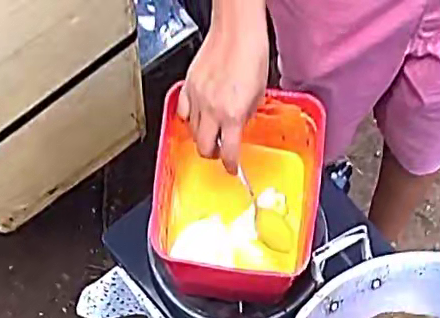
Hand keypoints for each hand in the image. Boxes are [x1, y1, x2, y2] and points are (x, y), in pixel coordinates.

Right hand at [178, 4, 268, 173]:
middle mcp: (213, 110)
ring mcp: (198, 97)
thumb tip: (238, 130)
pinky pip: (182, 111)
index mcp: (232, 115)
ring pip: (192, 133)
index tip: (232, 168)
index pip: (229, 154)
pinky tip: (196, 117)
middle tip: (219, 151)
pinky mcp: (189, 85)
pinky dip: (188, 118)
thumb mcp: (257, 96)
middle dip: (213, 155)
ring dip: (201, 137)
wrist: (237, 28)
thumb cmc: (251, 54)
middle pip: (205, 148)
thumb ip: (245, 117)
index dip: (231, 166)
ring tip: (210, 133)